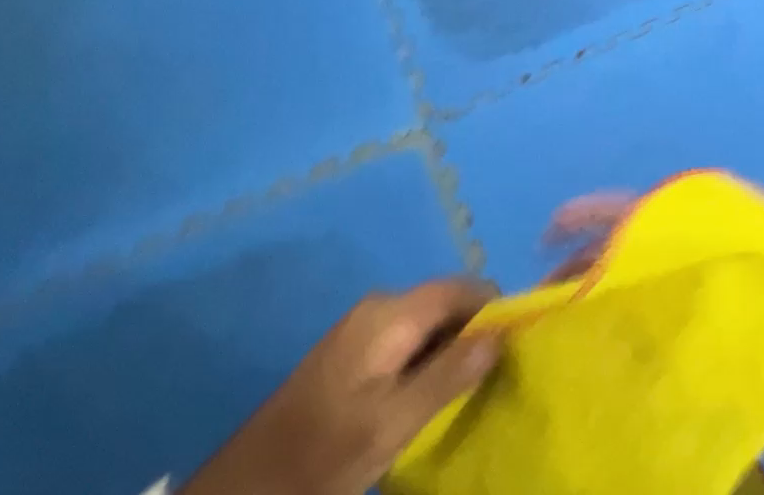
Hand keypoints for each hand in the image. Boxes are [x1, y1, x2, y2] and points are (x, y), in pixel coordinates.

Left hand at [181, 278, 502, 494]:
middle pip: (449, 304)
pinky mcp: (355, 350)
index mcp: (391, 313)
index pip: (466, 288)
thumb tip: (502, 333)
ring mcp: (364, 327)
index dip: (496, 312)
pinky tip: (428, 398)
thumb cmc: (327, 452)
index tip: (515, 352)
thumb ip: (450, 373)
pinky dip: (429, 361)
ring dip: (453, 351)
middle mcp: (379, 306)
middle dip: (475, 334)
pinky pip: (410, 340)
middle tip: (488, 381)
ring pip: (431, 324)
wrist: (249, 485)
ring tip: (463, 394)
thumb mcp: (395, 420)